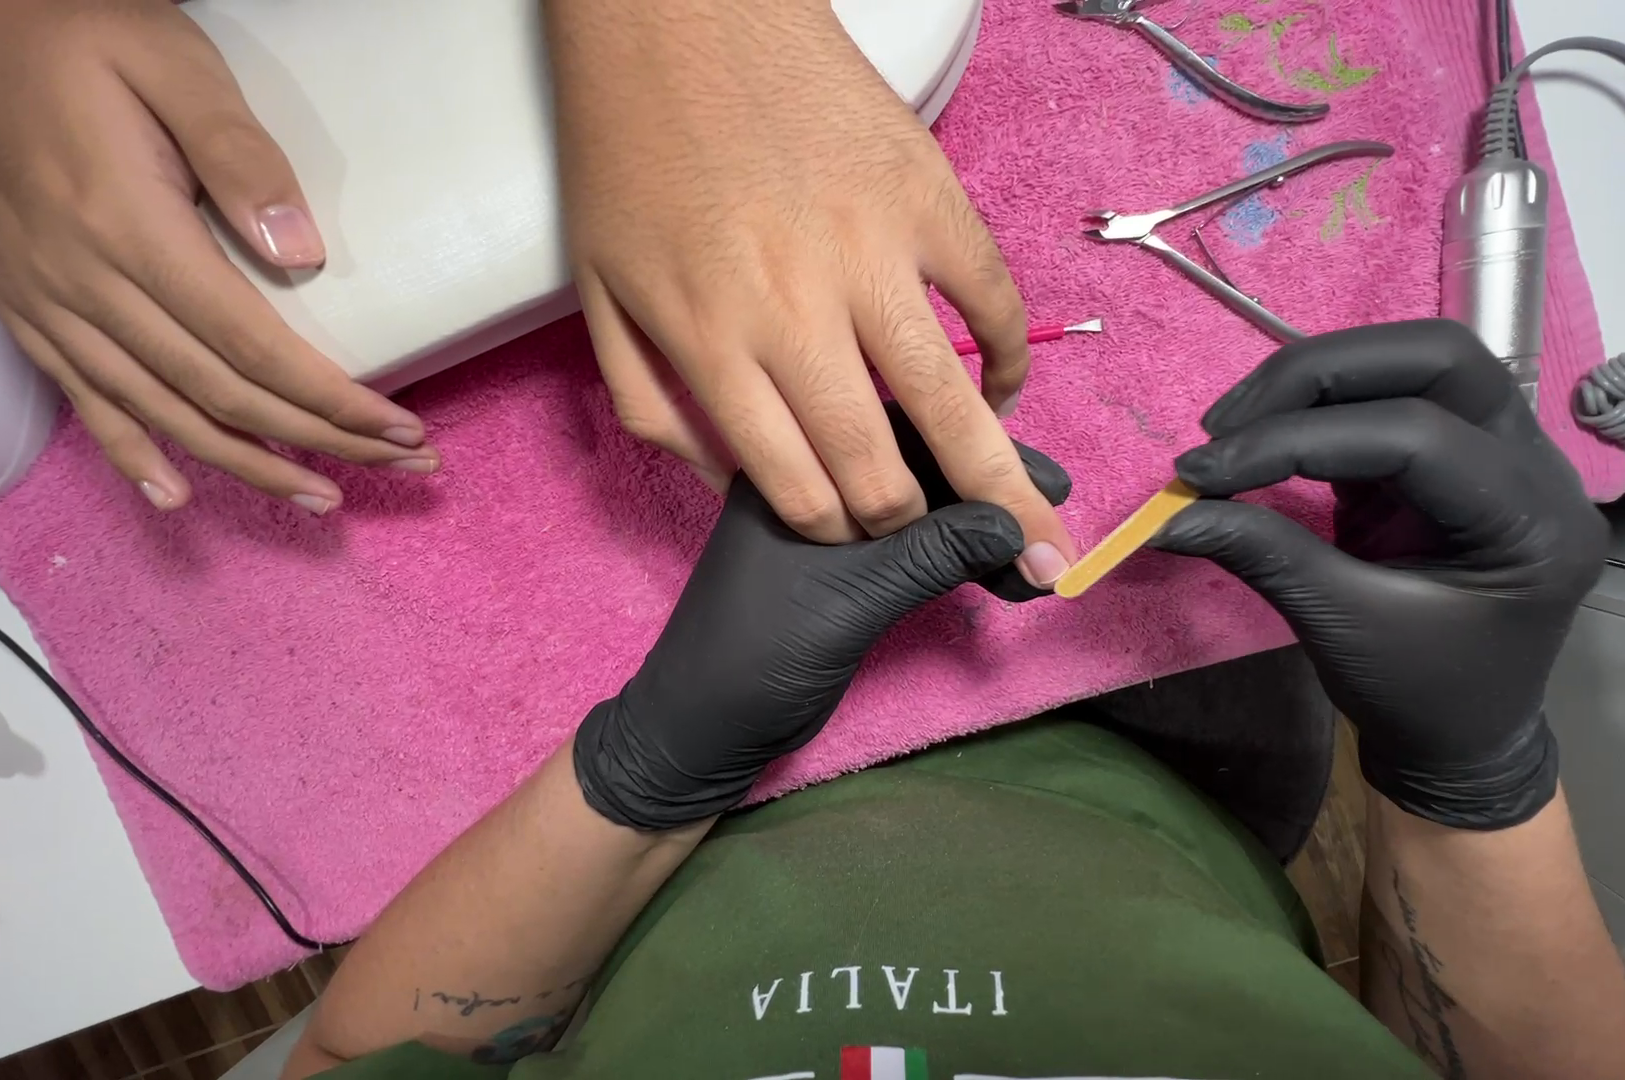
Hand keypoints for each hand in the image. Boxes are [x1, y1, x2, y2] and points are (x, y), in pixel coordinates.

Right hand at [0, 0, 437, 513]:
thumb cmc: (77, 32)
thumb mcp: (175, 67)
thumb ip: (242, 159)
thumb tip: (304, 255)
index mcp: (128, 230)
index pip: (259, 349)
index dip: (336, 402)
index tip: (403, 430)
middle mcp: (81, 281)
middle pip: (227, 395)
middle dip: (325, 441)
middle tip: (402, 466)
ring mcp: (45, 300)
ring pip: (164, 413)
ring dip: (252, 466)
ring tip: (325, 498)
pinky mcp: (24, 303)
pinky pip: (80, 398)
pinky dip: (132, 452)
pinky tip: (176, 495)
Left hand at [544, 0, 1075, 585]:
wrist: (676, 9)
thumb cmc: (631, 156)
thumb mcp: (603, 301)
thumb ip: (655, 413)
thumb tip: (727, 487)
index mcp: (713, 347)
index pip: (800, 492)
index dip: (836, 535)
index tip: (856, 541)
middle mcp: (797, 316)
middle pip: (879, 472)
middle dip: (909, 529)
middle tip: (931, 541)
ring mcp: (873, 254)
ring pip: (951, 407)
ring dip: (991, 483)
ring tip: (1022, 524)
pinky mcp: (929, 198)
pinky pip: (996, 307)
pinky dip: (1009, 364)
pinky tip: (997, 391)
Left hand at [572, 407, 1071, 829]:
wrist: (702, 731)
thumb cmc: (757, 656)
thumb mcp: (850, 600)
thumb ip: (930, 555)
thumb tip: (1018, 523)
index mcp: (797, 465)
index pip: (903, 437)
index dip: (980, 456)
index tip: (1045, 485)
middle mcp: (817, 484)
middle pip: (922, 471)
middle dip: (992, 496)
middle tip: (1055, 515)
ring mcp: (833, 530)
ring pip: (925, 514)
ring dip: (983, 534)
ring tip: (1038, 558)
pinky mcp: (846, 572)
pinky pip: (916, 551)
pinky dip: (960, 562)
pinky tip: (1000, 573)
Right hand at [1149, 320, 1608, 829]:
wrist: (1458, 730)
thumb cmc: (1417, 692)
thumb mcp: (1338, 626)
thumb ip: (1261, 554)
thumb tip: (1168, 515)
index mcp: (1529, 523)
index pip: (1413, 437)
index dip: (1294, 442)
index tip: (1201, 475)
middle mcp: (1533, 465)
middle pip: (1435, 359)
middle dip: (1314, 377)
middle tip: (1222, 426)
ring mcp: (1495, 451)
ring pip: (1412, 361)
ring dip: (1310, 379)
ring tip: (1230, 426)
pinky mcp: (1444, 455)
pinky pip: (1382, 396)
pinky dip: (1311, 405)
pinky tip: (1260, 433)